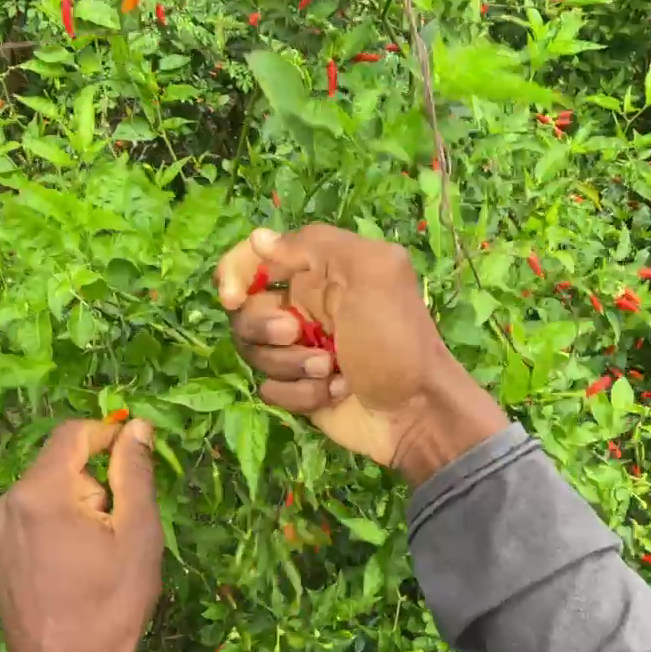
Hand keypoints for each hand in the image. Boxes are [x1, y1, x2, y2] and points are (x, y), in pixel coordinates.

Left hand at [0, 419, 162, 651]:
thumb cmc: (112, 608)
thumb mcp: (139, 536)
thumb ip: (135, 473)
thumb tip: (136, 426)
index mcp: (40, 494)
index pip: (72, 434)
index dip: (107, 436)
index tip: (133, 460)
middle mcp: (4, 503)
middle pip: (57, 464)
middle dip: (92, 483)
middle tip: (116, 530)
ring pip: (42, 491)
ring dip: (72, 505)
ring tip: (92, 555)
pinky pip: (26, 517)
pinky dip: (51, 525)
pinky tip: (67, 566)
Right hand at [216, 225, 507, 484]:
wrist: (416, 412)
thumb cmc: (396, 338)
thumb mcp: (370, 272)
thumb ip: (313, 245)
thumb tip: (259, 239)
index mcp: (319, 273)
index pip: (254, 259)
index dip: (234, 274)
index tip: (233, 297)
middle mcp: (304, 310)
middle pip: (245, 312)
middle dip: (265, 328)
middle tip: (297, 335)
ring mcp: (299, 352)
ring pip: (255, 354)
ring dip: (291, 365)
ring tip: (331, 372)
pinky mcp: (299, 390)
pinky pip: (271, 389)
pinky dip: (300, 394)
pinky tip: (336, 394)